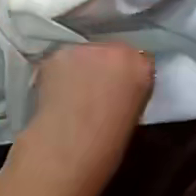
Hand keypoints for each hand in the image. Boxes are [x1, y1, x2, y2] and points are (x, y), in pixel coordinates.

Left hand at [11, 43, 153, 195]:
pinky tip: (55, 91)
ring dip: (80, 67)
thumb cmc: (107, 145)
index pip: (138, 60)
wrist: (69, 146)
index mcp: (140, 68)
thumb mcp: (133, 116)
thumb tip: (116, 89)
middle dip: (103, 66)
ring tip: (71, 91)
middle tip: (93, 89)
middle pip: (110, 52)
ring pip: (83, 54)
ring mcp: (83, 49)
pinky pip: (61, 60)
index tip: (119, 88)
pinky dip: (59, 72)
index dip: (126, 75)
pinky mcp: (56, 53)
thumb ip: (129, 92)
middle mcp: (114, 51)